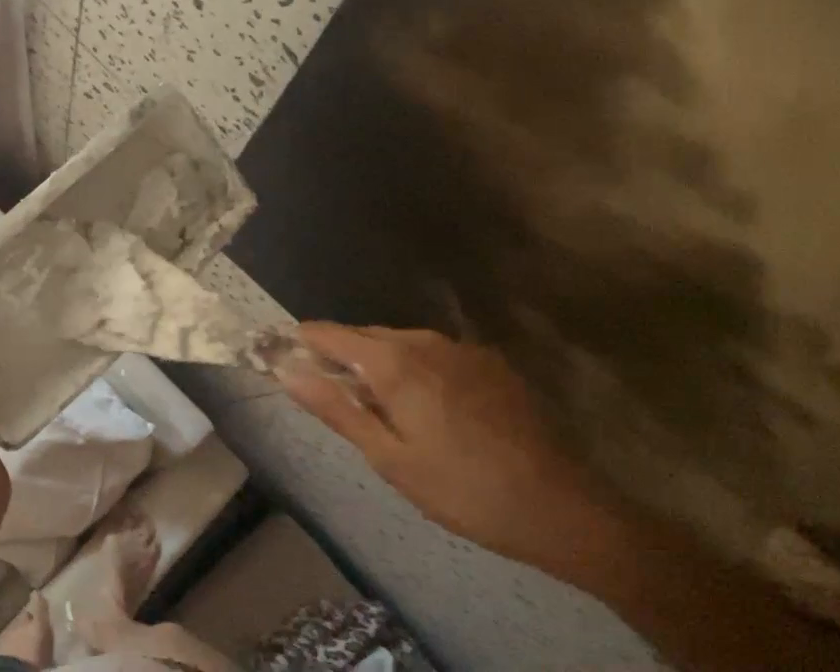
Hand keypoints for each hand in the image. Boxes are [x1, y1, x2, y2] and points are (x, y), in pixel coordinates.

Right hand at [276, 324, 617, 581]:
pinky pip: (433, 354)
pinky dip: (414, 368)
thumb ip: (335, 408)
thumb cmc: (462, 489)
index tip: (280, 356)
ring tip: (375, 405)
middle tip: (327, 394)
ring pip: (400, 343)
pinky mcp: (489, 363)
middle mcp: (424, 341)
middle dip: (339, 355)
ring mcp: (461, 349)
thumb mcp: (389, 458)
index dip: (301, 342)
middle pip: (365, 335)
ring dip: (377, 362)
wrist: (560, 506)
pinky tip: (425, 407)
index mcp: (394, 362)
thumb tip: (285, 369)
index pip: (330, 333)